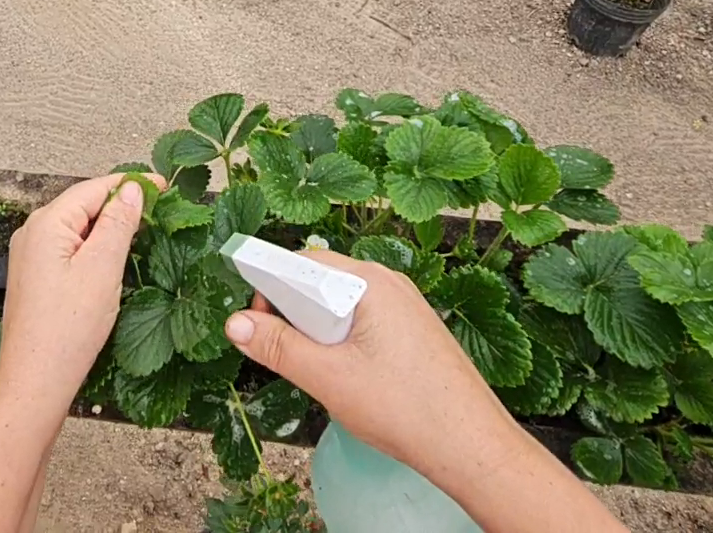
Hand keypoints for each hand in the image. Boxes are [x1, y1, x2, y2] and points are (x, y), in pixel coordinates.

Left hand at [0, 172, 154, 414]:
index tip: (162, 185)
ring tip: (142, 228)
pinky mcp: (36, 276)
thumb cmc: (67, 329)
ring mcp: (31, 255)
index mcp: (47, 223)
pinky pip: (70, 247)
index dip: (130, 184)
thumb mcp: (103, 268)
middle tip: (158, 207)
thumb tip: (132, 190)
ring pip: (78, 226)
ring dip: (109, 225)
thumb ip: (118, 223)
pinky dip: (95, 245)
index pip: (94, 188)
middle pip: (84, 204)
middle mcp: (33, 232)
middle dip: (120, 202)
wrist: (34, 383)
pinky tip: (113, 256)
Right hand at [222, 250, 519, 485]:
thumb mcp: (329, 378)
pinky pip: (362, 317)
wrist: (476, 450)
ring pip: (340, 301)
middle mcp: (388, 283)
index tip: (253, 318)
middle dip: (293, 310)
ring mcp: (403, 304)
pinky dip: (341, 337)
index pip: (303, 263)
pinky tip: (345, 371)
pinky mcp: (410, 327)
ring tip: (319, 367)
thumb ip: (278, 347)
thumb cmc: (410, 411)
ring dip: (317, 327)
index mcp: (369, 283)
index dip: (271, 285)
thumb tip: (236, 323)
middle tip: (285, 350)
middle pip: (321, 280)